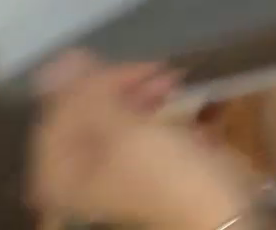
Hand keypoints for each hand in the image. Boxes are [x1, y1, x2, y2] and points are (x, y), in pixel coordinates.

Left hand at [29, 49, 255, 229]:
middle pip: (91, 114)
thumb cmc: (168, 175)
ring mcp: (113, 174)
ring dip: (150, 96)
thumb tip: (56, 61)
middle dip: (127, 88)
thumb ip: (90, 97)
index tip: (143, 65)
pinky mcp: (147, 170)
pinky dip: (166, 114)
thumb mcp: (128, 132)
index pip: (61, 111)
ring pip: (120, 119)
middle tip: (167, 73)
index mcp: (60, 173)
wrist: (219, 214)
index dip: (96, 81)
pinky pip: (146, 131)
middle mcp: (78, 176)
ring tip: (181, 84)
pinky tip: (191, 104)